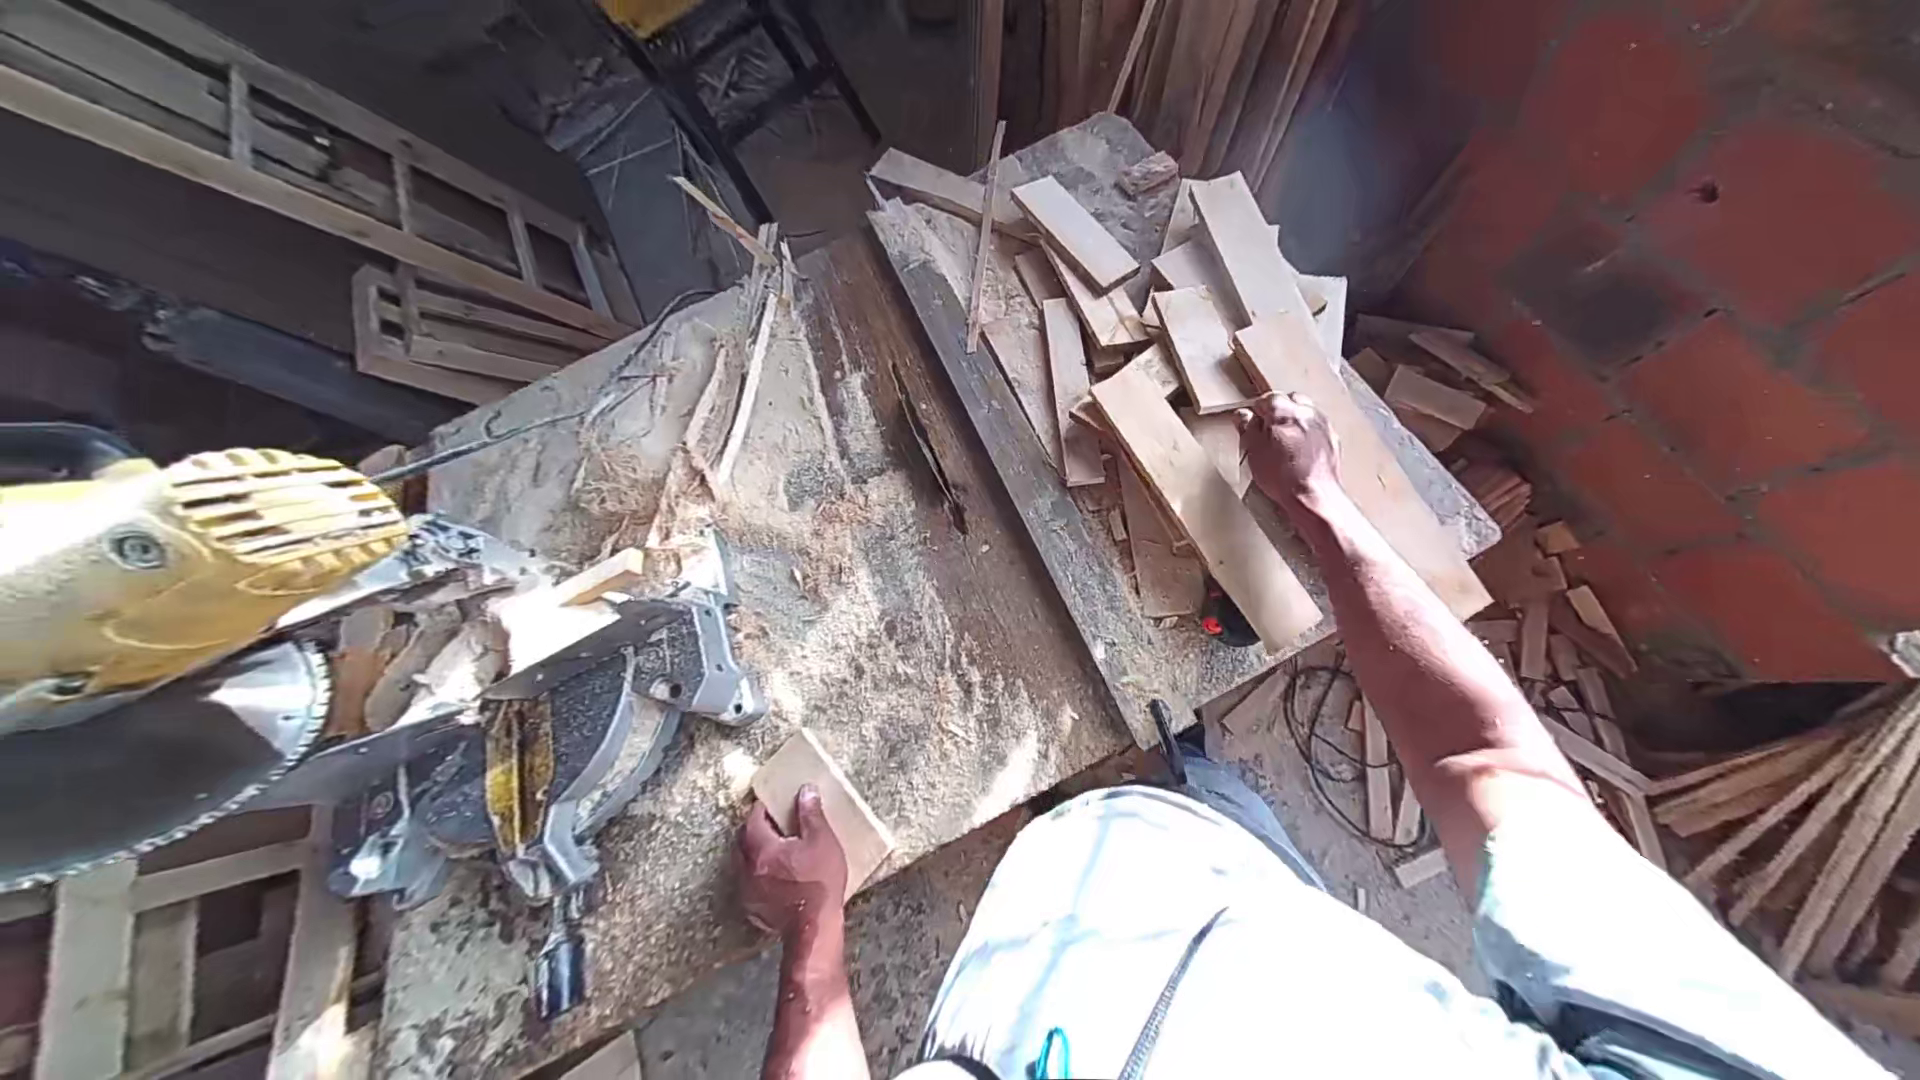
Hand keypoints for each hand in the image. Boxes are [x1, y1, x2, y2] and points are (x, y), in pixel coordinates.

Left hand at [738, 785, 847, 936]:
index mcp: (762, 848)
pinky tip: (773, 873)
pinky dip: (757, 872)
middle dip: (755, 827)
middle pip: (743, 839)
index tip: (773, 801)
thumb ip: (810, 814)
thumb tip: (805, 790)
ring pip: (743, 861)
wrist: (814, 928)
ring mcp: (747, 890)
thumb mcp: (822, 841)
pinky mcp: (752, 908)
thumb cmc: (819, 882)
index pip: (753, 819)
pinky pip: (748, 881)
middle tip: (773, 821)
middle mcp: (747, 868)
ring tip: (773, 846)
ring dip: (754, 850)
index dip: (762, 807)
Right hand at [1235, 392, 1341, 513]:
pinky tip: (1297, 453)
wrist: (1313, 497)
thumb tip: (1242, 416)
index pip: (1266, 399)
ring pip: (1304, 413)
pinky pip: (1316, 429)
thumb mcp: (1253, 451)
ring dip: (1293, 423)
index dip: (1255, 412)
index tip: (1249, 423)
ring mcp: (1322, 424)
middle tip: (1265, 432)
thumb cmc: (1284, 476)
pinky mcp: (1332, 439)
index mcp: (1283, 410)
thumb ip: (1247, 428)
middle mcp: (1306, 412)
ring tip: (1281, 444)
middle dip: (1277, 412)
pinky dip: (1306, 435)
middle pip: (1289, 401)